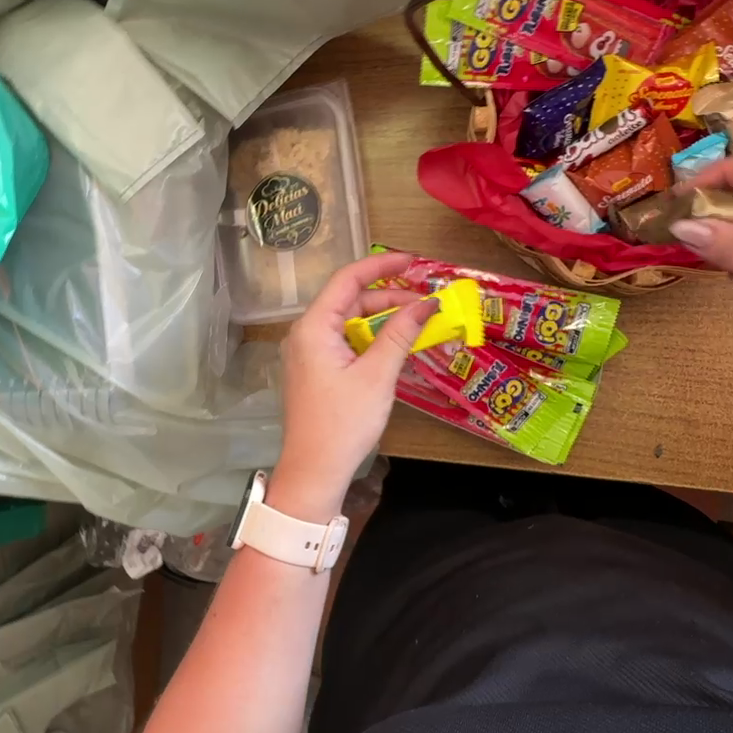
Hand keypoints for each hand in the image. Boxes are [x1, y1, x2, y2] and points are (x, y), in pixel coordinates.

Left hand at [266, 252, 437, 521]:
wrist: (314, 470)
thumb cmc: (343, 423)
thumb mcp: (377, 376)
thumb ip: (400, 334)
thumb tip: (427, 303)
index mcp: (313, 327)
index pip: (347, 279)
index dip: (382, 266)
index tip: (414, 262)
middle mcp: (305, 334)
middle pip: (348, 299)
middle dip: (387, 296)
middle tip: (426, 302)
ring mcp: (307, 353)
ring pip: (348, 321)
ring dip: (381, 318)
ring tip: (417, 322)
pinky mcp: (314, 371)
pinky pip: (343, 341)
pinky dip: (370, 338)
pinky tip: (395, 344)